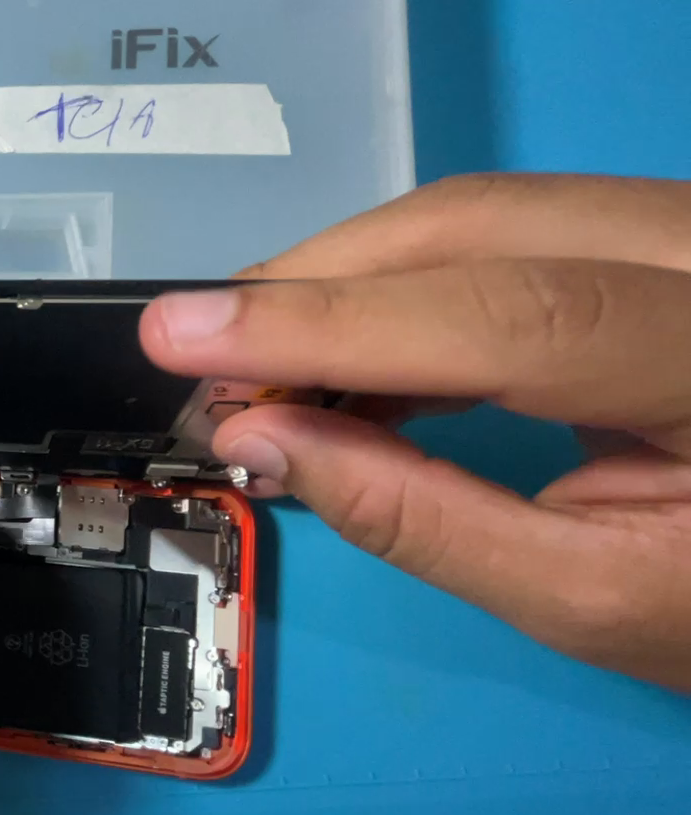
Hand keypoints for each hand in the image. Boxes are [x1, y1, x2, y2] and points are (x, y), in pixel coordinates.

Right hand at [140, 173, 690, 689]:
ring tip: (255, 377)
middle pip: (469, 228)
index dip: (321, 323)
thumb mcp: (582, 594)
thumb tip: (251, 435)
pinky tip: (331, 368)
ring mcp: (686, 232)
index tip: (174, 335)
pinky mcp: (640, 240)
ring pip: (460, 220)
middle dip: (303, 291)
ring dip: (325, 292)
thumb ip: (409, 515)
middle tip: (197, 360)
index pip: (510, 316)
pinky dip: (370, 300)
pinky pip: (475, 241)